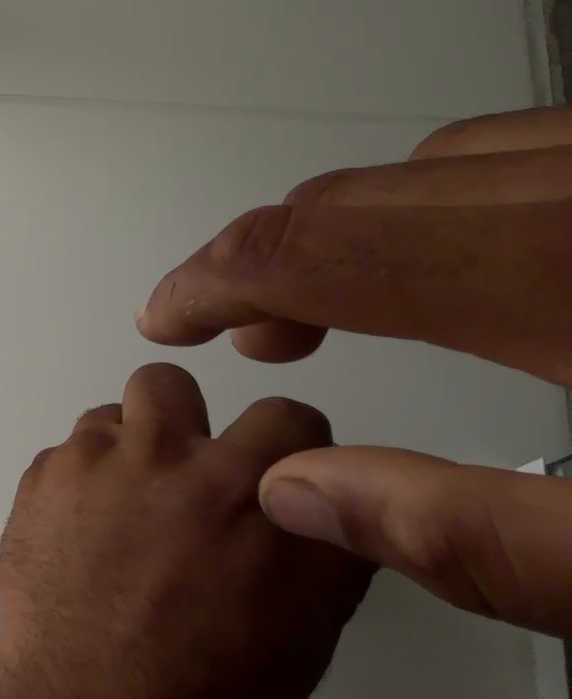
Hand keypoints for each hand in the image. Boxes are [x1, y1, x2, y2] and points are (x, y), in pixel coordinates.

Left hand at [0, 365, 375, 698]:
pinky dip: (78, 478)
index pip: (290, 419)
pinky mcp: (45, 470)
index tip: (265, 461)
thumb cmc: (206, 682)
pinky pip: (67, 451)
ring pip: (111, 413)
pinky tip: (83, 526)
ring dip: (122, 446)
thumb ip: (308, 542)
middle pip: (172, 385)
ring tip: (124, 500)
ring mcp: (101, 459)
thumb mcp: (304, 617)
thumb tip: (307, 507)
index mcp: (260, 496)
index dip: (278, 443)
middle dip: (179, 418)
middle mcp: (180, 462)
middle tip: (176, 464)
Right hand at [135, 106, 571, 634]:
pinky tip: (454, 261)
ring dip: (343, 231)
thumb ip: (476, 538)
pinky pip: (507, 161)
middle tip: (232, 326)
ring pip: (422, 172)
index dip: (203, 283)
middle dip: (257, 266)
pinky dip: (434, 204)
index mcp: (552, 276)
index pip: (299, 250)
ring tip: (327, 293)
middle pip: (342, 206)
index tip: (165, 317)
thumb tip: (305, 501)